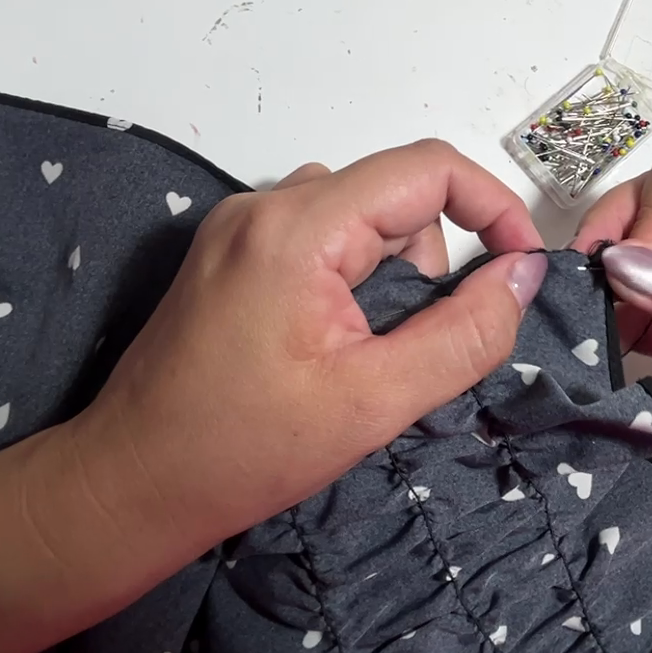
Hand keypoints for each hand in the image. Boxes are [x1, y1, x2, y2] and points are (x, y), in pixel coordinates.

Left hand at [66, 139, 547, 552]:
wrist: (128, 484)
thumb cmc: (241, 450)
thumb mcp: (373, 402)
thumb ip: (465, 333)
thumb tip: (523, 273)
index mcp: (299, 227)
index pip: (427, 168)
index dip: (492, 204)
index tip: (518, 263)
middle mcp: (267, 203)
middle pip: (395, 196)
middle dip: (427, 264)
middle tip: (400, 346)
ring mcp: (244, 221)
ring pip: (364, 217)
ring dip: (390, 274)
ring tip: (356, 353)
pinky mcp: (235, 246)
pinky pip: (327, 233)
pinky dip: (354, 276)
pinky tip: (327, 339)